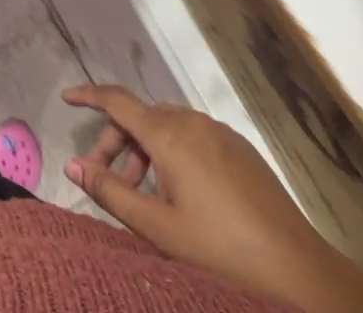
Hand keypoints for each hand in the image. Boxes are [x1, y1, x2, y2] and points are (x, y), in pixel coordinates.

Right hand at [62, 85, 362, 312]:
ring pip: (168, 127)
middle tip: (104, 179)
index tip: (66, 98)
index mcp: (169, 135)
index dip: (89, 95)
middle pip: (141, 117)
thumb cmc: (218, 247)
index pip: (117, 100)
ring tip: (139, 193)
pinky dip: (171, 154)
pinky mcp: (240, 150)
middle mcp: (193, 122)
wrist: (296, 267)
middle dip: (115, 141)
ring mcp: (221, 134)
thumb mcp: (156, 226)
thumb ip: (110, 191)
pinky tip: (176, 193)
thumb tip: (73, 165)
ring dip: (144, 150)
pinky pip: (193, 138)